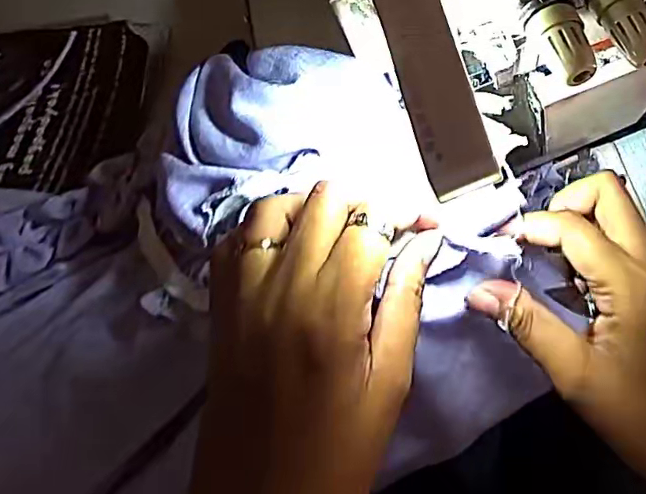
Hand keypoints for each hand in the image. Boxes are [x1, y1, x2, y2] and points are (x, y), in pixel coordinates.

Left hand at [193, 182, 439, 493]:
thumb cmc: (338, 447)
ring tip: (336, 232)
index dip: (405, 214)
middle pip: (325, 199)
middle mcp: (283, 285)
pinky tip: (288, 248)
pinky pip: (234, 239)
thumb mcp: (389, 379)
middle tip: (384, 231)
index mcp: (332, 304)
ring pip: (275, 206)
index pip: (371, 221)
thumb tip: (426, 240)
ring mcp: (243, 292)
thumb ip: (406, 297)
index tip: (425, 225)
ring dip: (312, 208)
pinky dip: (264, 228)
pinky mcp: (219, 306)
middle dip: (364, 204)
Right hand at [466, 173, 645, 493]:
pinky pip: (627, 228)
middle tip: (538, 238)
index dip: (533, 226)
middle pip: (606, 188)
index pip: (572, 225)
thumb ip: (527, 323)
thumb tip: (485, 292)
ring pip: (618, 203)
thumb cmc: (643, 413)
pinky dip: (598, 234)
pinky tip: (580, 276)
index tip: (506, 240)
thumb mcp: (575, 373)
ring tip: (555, 259)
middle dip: (564, 202)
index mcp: (630, 280)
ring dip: (582, 216)